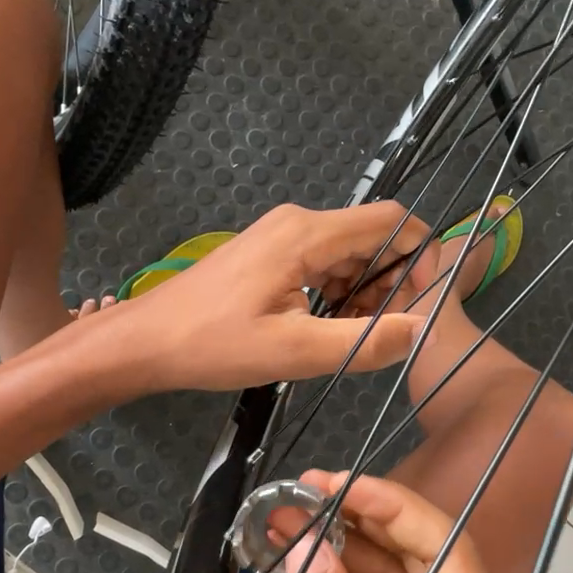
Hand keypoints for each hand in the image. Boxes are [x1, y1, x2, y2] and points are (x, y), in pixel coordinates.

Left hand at [116, 202, 432, 391]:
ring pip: (350, 253)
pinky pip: (324, 263)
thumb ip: (364, 341)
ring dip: (367, 291)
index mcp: (308, 234)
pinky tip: (329, 325)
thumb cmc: (213, 344)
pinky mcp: (271, 253)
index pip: (392, 221)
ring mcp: (282, 236)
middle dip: (394, 281)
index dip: (422, 254)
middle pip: (373, 238)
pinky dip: (340, 291)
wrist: (145, 341)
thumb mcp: (294, 351)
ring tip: (357, 335)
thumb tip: (423, 331)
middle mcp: (299, 223)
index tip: (426, 300)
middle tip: (388, 331)